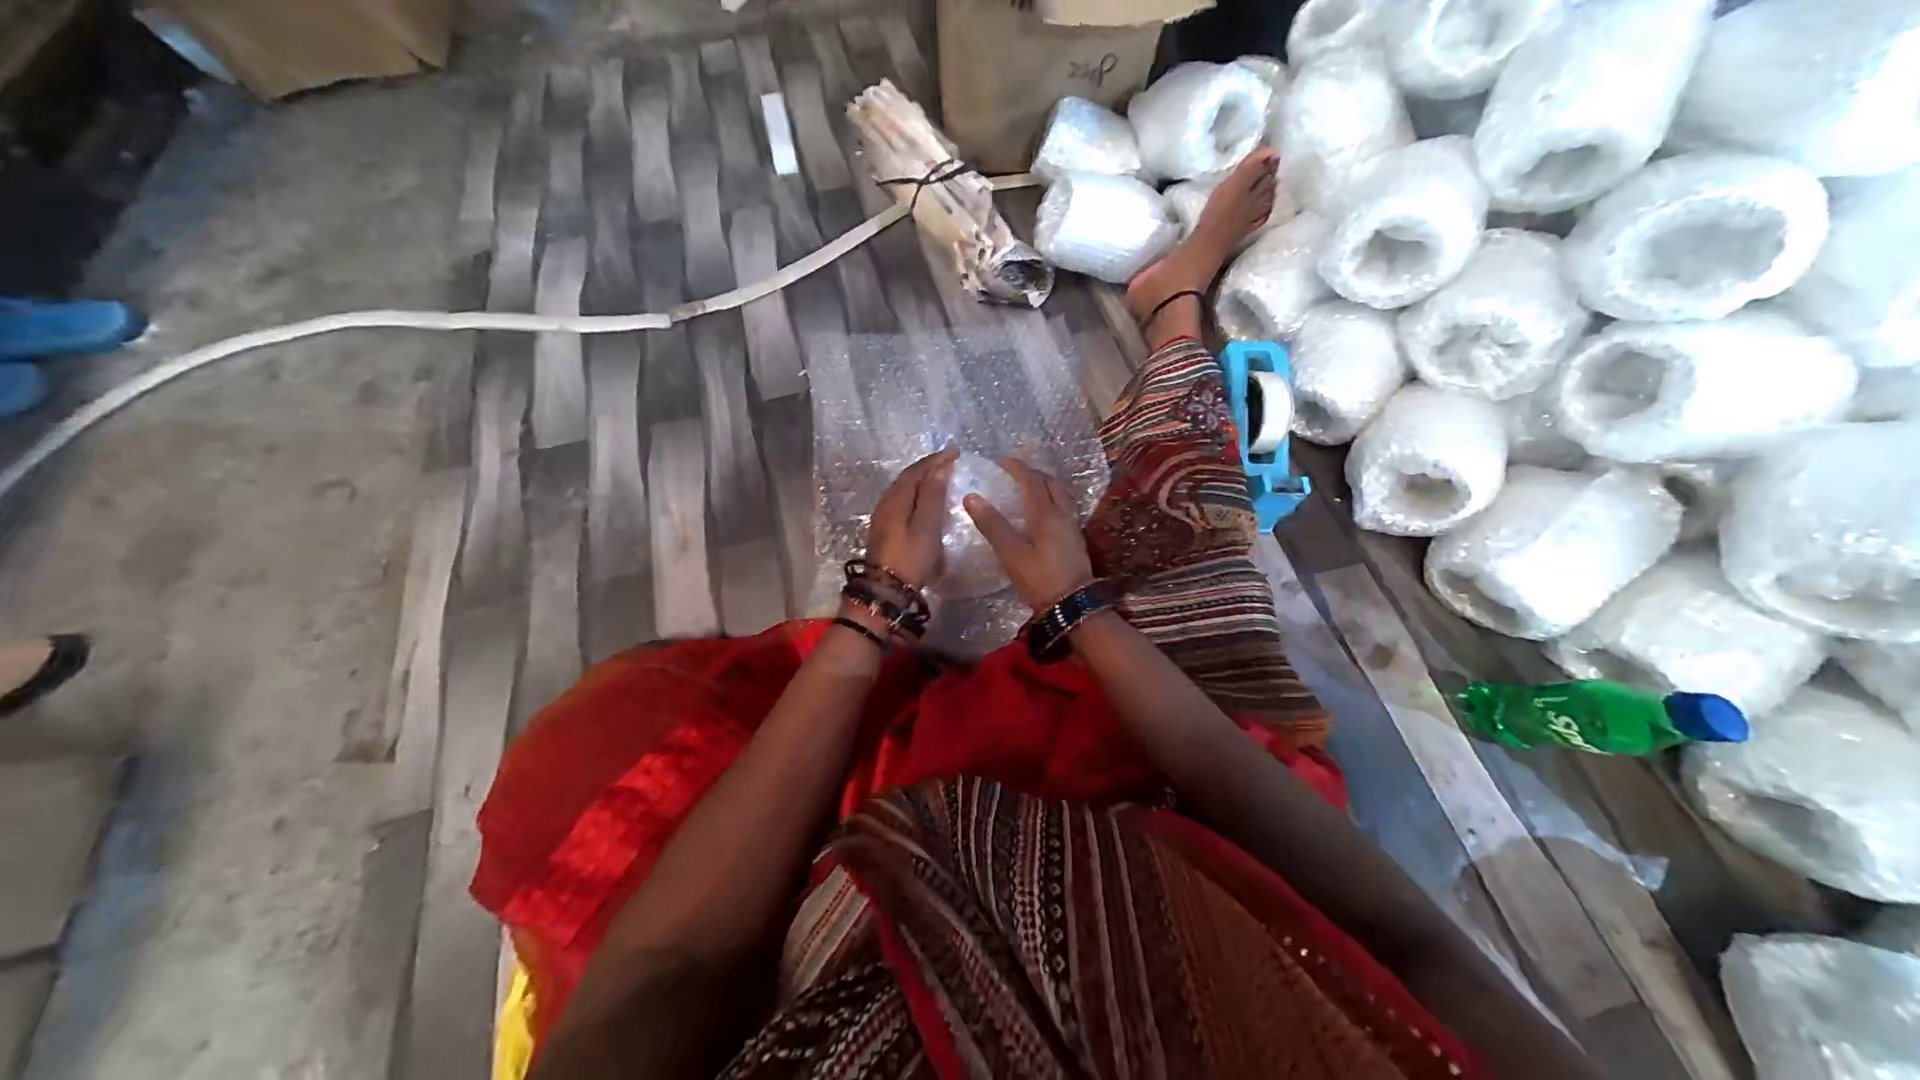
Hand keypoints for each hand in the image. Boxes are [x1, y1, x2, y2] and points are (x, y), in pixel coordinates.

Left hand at [864, 447, 957, 588]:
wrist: (885, 589)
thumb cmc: (910, 557)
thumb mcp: (926, 526)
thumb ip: (932, 496)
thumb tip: (939, 468)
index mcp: (897, 498)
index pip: (917, 471)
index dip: (936, 460)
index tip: (955, 452)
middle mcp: (886, 502)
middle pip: (908, 477)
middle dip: (928, 466)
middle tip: (948, 460)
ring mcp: (883, 516)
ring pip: (904, 488)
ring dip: (922, 478)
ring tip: (940, 475)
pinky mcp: (885, 528)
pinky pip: (902, 499)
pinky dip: (916, 492)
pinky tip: (925, 499)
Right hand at [962, 457, 1094, 610]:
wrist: (1072, 605)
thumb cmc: (1040, 578)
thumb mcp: (1011, 553)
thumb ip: (992, 524)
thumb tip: (971, 497)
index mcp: (1046, 514)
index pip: (1032, 482)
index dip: (1017, 469)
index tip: (1002, 461)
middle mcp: (1063, 515)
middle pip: (1051, 484)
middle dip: (1034, 474)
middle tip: (1016, 473)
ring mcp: (1072, 528)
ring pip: (1061, 496)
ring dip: (1045, 486)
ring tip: (1030, 488)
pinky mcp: (1075, 540)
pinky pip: (1064, 509)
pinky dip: (1051, 501)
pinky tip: (1043, 513)